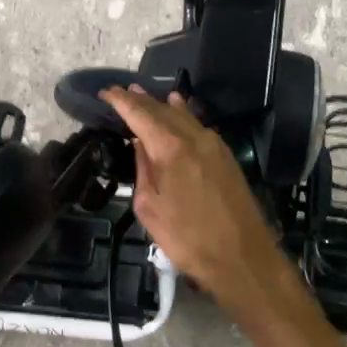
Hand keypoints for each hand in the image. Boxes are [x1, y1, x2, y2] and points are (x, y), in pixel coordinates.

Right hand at [100, 87, 291, 312]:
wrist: (241, 256)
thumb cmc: (187, 238)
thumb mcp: (150, 208)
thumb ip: (143, 169)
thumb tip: (140, 143)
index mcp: (170, 147)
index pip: (140, 114)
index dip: (121, 101)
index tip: (106, 91)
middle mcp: (194, 137)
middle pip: (163, 110)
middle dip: (142, 100)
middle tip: (124, 90)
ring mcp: (214, 145)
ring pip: (184, 116)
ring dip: (163, 105)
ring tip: (147, 95)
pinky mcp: (226, 157)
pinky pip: (199, 126)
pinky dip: (184, 116)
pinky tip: (180, 112)